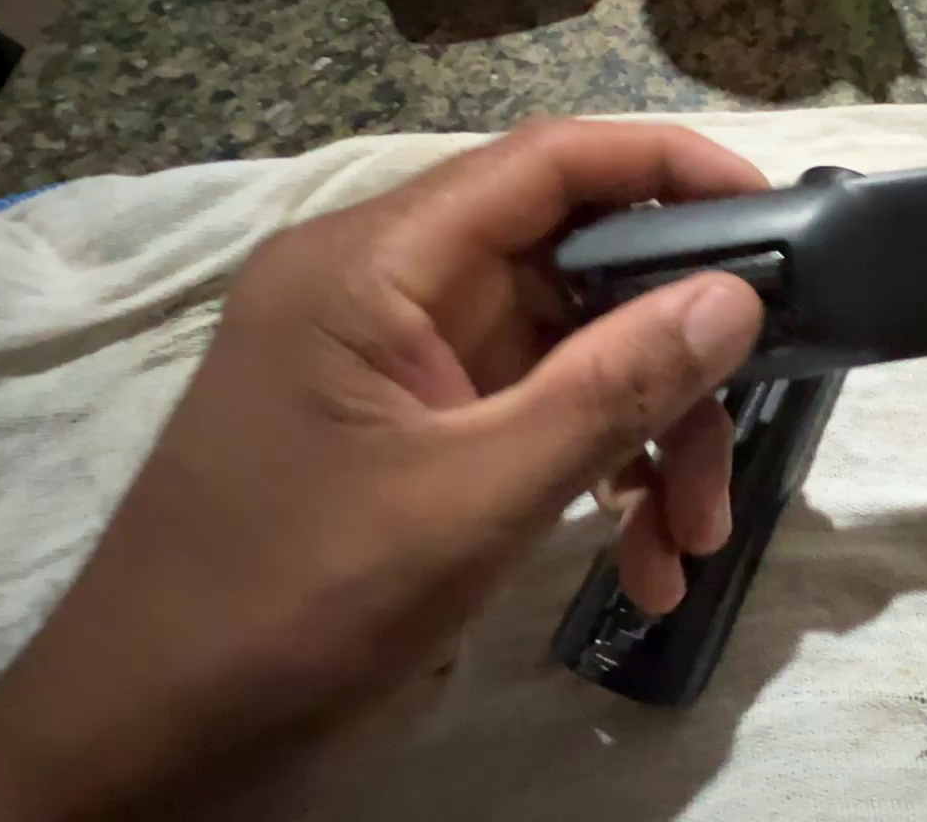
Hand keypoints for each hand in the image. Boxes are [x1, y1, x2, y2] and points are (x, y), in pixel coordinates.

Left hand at [0, 121, 767, 818]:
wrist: (158, 766)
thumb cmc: (290, 614)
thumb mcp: (475, 498)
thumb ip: (613, 388)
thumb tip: (738, 299)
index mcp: (381, 264)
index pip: (548, 164)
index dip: (667, 165)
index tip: (768, 209)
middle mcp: (410, 291)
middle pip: (590, 272)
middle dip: (678, 354)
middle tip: (746, 415)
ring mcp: (434, 363)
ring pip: (595, 355)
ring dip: (662, 439)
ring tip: (694, 536)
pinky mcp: (455, 426)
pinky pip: (570, 419)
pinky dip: (623, 479)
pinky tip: (651, 560)